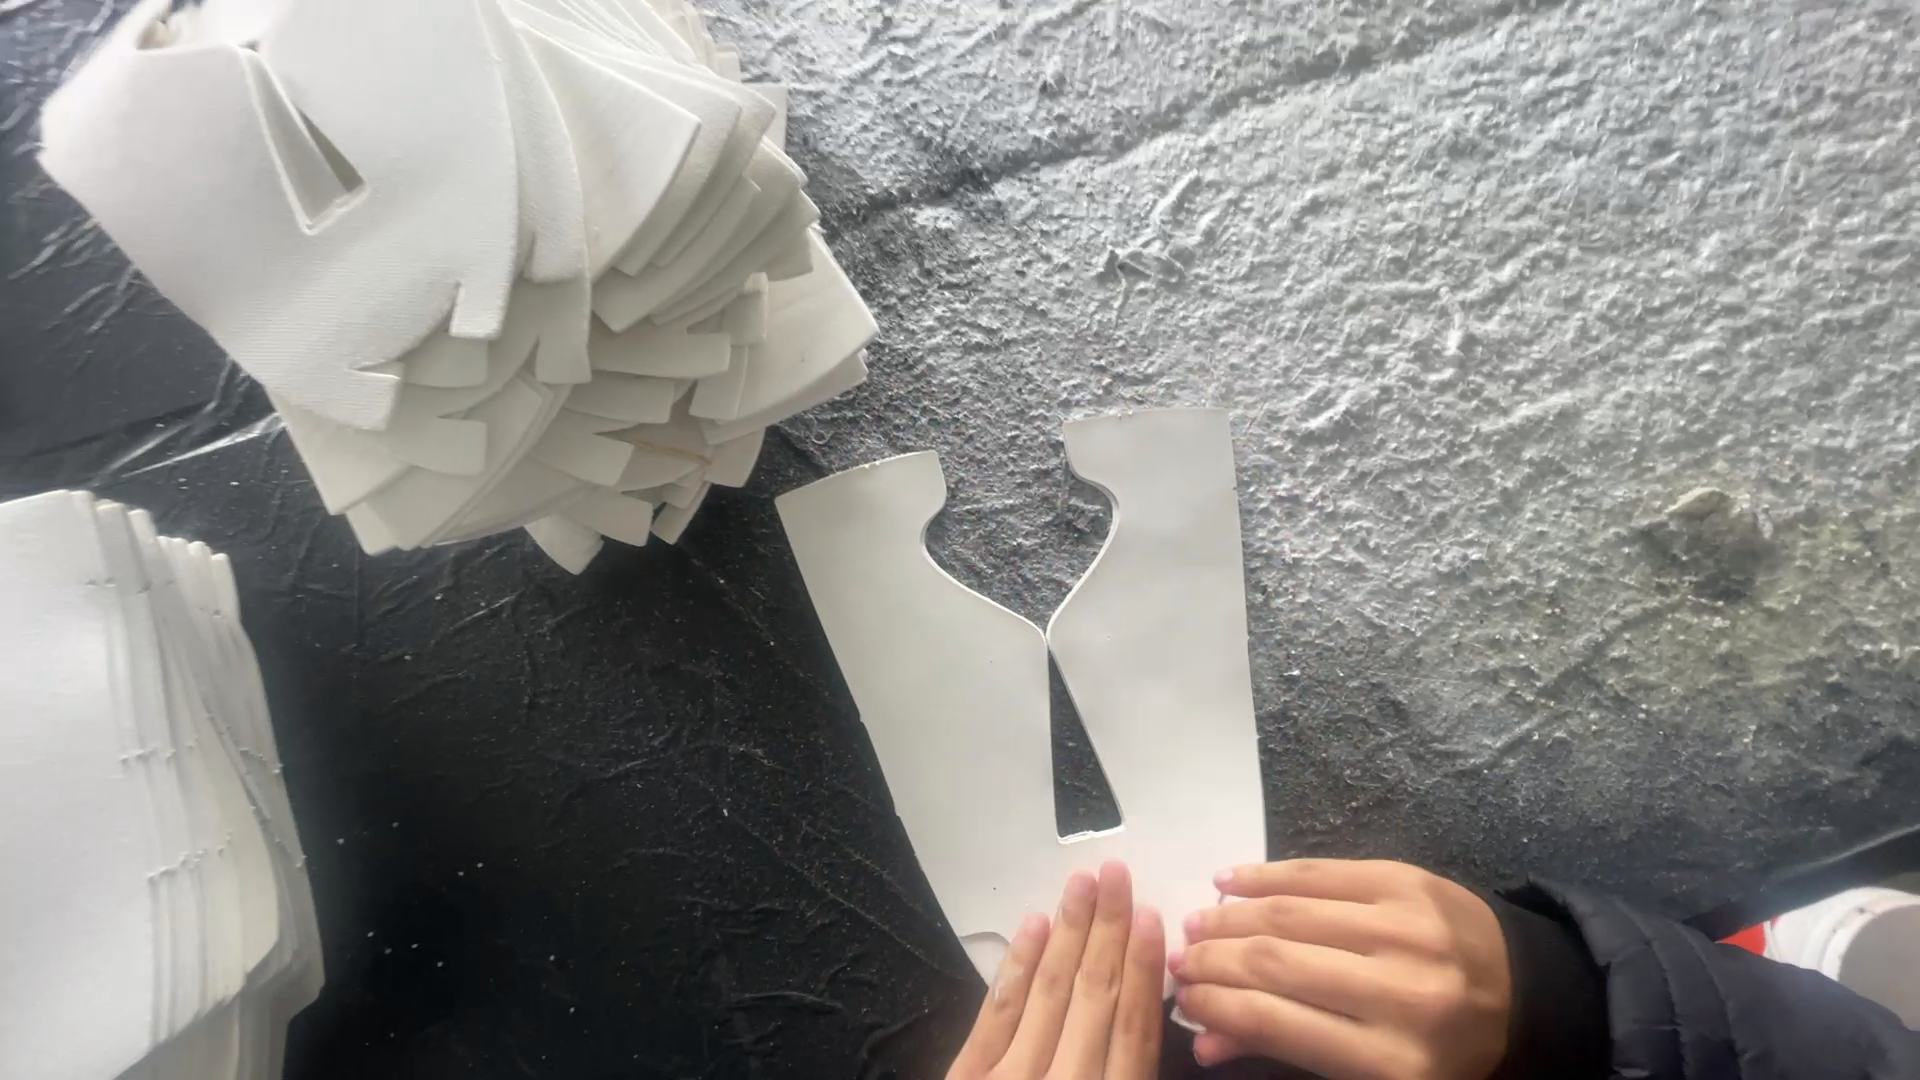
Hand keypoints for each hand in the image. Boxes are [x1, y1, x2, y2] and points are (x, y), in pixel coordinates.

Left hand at [947, 861, 1165, 1079]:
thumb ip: (1124, 1068)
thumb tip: (1139, 994)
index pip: (1133, 1028)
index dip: (1142, 968)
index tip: (1149, 914)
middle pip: (1093, 995)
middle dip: (1107, 928)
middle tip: (1115, 873)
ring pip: (1050, 991)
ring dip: (1069, 930)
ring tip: (1082, 882)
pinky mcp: (971, 1076)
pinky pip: (998, 1012)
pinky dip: (1019, 965)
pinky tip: (1035, 924)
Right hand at [1170, 859, 1510, 1079]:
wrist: (1526, 990)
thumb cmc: (1443, 1048)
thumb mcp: (1375, 1073)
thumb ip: (1287, 1049)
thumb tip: (1204, 1039)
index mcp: (1398, 1061)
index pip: (1278, 1022)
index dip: (1217, 1004)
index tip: (1181, 995)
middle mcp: (1401, 993)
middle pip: (1275, 963)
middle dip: (1212, 959)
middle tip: (1177, 956)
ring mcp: (1403, 928)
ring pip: (1288, 913)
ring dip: (1228, 916)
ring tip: (1194, 921)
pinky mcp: (1402, 879)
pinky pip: (1314, 871)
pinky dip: (1261, 875)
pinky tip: (1226, 881)